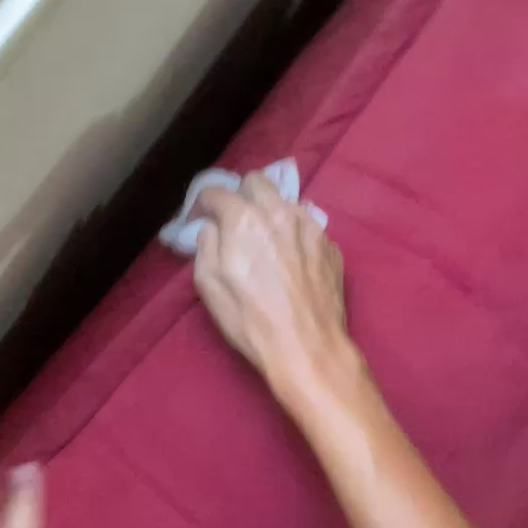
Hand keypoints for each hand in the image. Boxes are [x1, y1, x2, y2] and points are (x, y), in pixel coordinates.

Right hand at [193, 172, 356, 396]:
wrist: (306, 346)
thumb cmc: (249, 319)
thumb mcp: (208, 284)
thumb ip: (206, 245)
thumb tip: (213, 228)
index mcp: (243, 219)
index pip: (215, 192)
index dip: (200, 205)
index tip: (196, 221)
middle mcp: (279, 212)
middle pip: (257, 181)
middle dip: (240, 195)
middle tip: (233, 220)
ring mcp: (310, 225)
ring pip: (285, 200)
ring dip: (269, 211)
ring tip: (264, 239)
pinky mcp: (330, 244)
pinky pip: (307, 224)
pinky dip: (293, 232)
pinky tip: (290, 258)